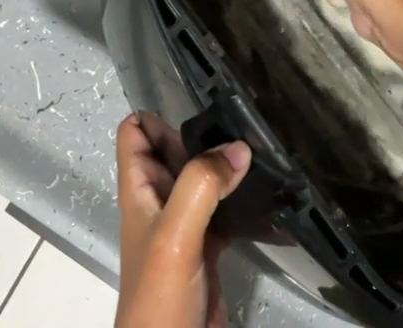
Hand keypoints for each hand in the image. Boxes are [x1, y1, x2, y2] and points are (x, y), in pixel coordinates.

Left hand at [115, 112, 251, 327]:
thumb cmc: (159, 295)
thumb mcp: (175, 234)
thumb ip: (201, 186)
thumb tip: (238, 148)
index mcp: (139, 191)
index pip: (134, 133)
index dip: (157, 116)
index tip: (198, 107)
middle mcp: (159, 202)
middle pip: (173, 151)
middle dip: (203, 135)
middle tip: (243, 124)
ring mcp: (184, 226)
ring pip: (201, 179)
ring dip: (225, 165)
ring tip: (262, 150)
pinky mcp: (208, 248)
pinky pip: (224, 211)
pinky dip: (242, 200)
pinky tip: (269, 192)